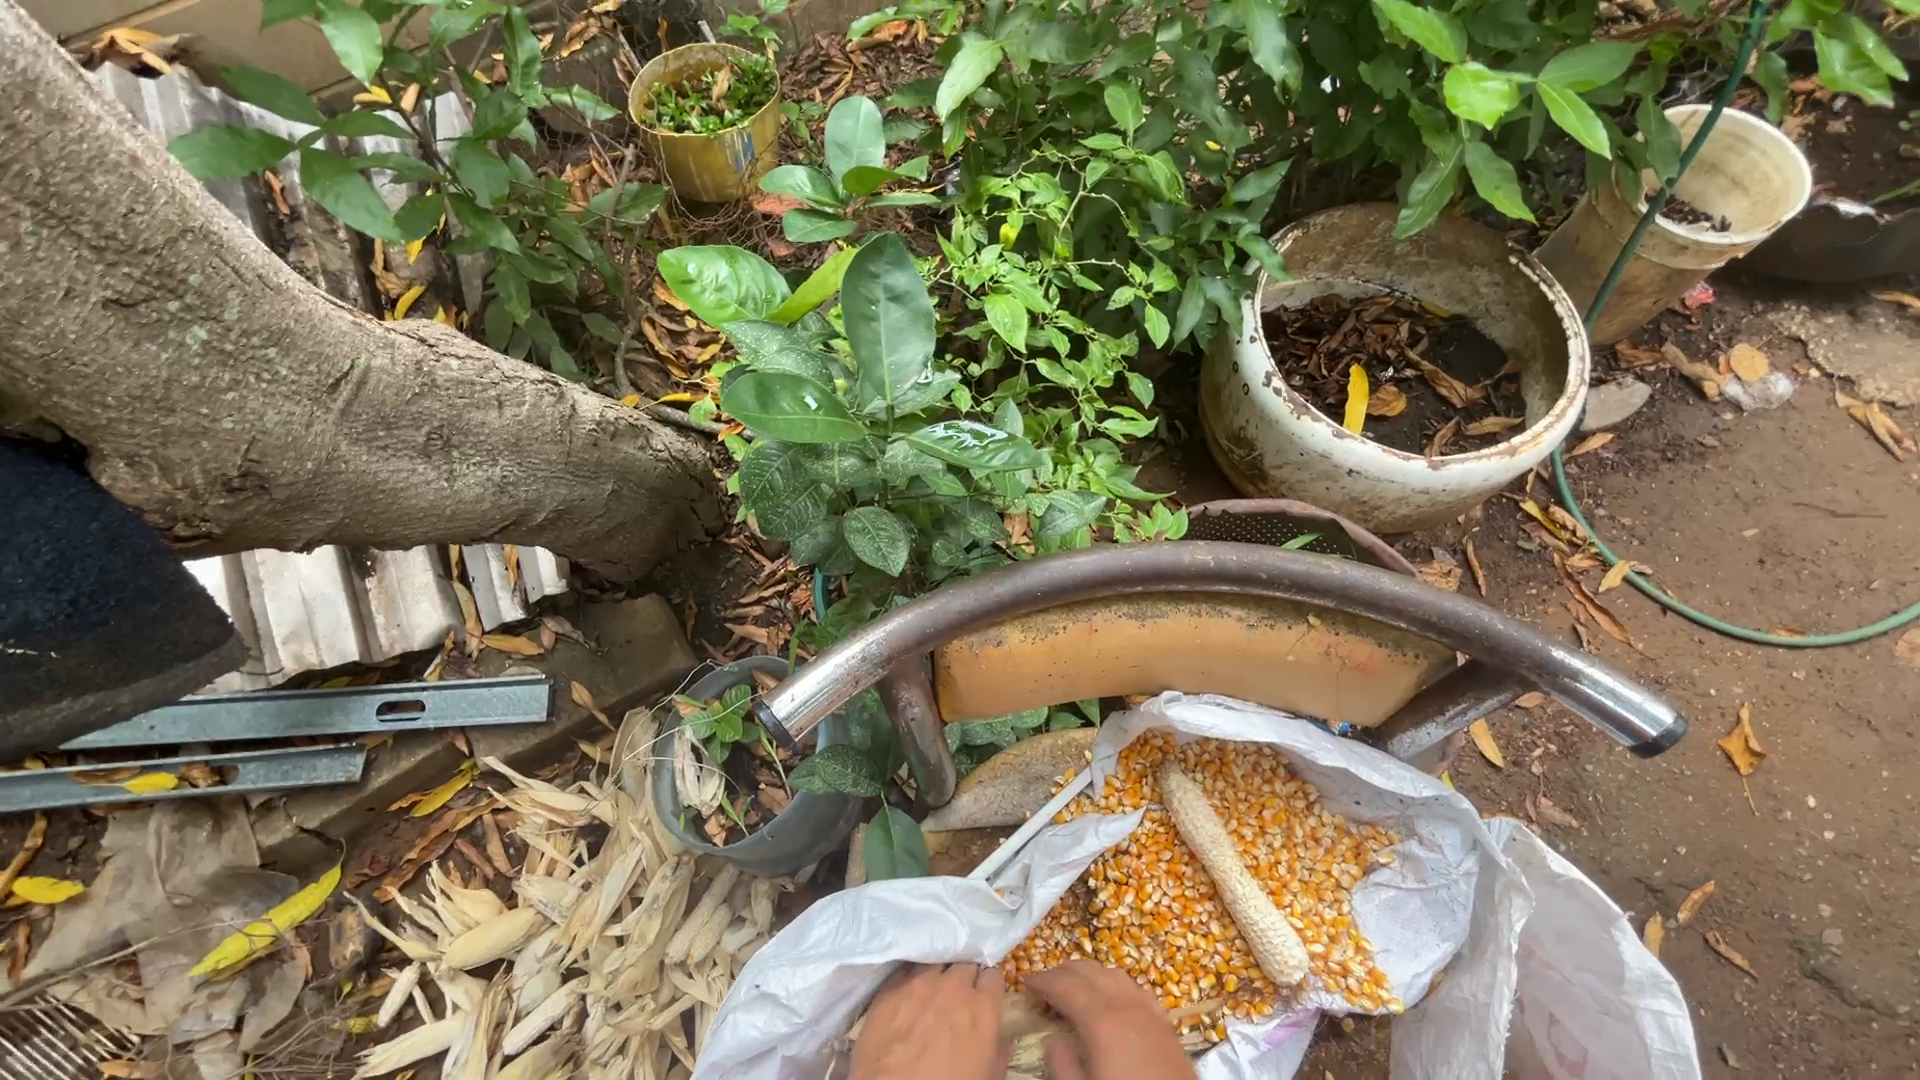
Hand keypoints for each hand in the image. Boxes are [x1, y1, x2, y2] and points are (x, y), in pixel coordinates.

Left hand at [851, 963, 1007, 1079]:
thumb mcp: (988, 1078)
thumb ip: (999, 1050)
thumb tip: (1002, 1037)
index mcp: (982, 1008)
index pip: (993, 976)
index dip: (988, 987)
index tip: (984, 997)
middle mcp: (953, 986)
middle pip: (965, 965)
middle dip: (964, 978)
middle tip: (958, 997)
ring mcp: (920, 982)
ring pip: (936, 962)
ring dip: (938, 973)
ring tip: (932, 990)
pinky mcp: (891, 986)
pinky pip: (907, 968)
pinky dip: (912, 976)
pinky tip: (909, 990)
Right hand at [1026, 960, 1196, 1079]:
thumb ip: (1062, 1066)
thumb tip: (1052, 1038)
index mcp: (1101, 1022)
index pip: (1064, 986)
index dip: (1042, 980)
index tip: (1025, 980)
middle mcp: (1124, 1006)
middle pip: (1088, 972)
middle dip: (1062, 971)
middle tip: (1043, 982)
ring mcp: (1148, 1011)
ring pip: (1112, 973)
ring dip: (1088, 973)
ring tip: (1072, 984)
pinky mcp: (1164, 1023)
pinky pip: (1135, 987)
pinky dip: (1114, 982)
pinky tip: (1111, 994)